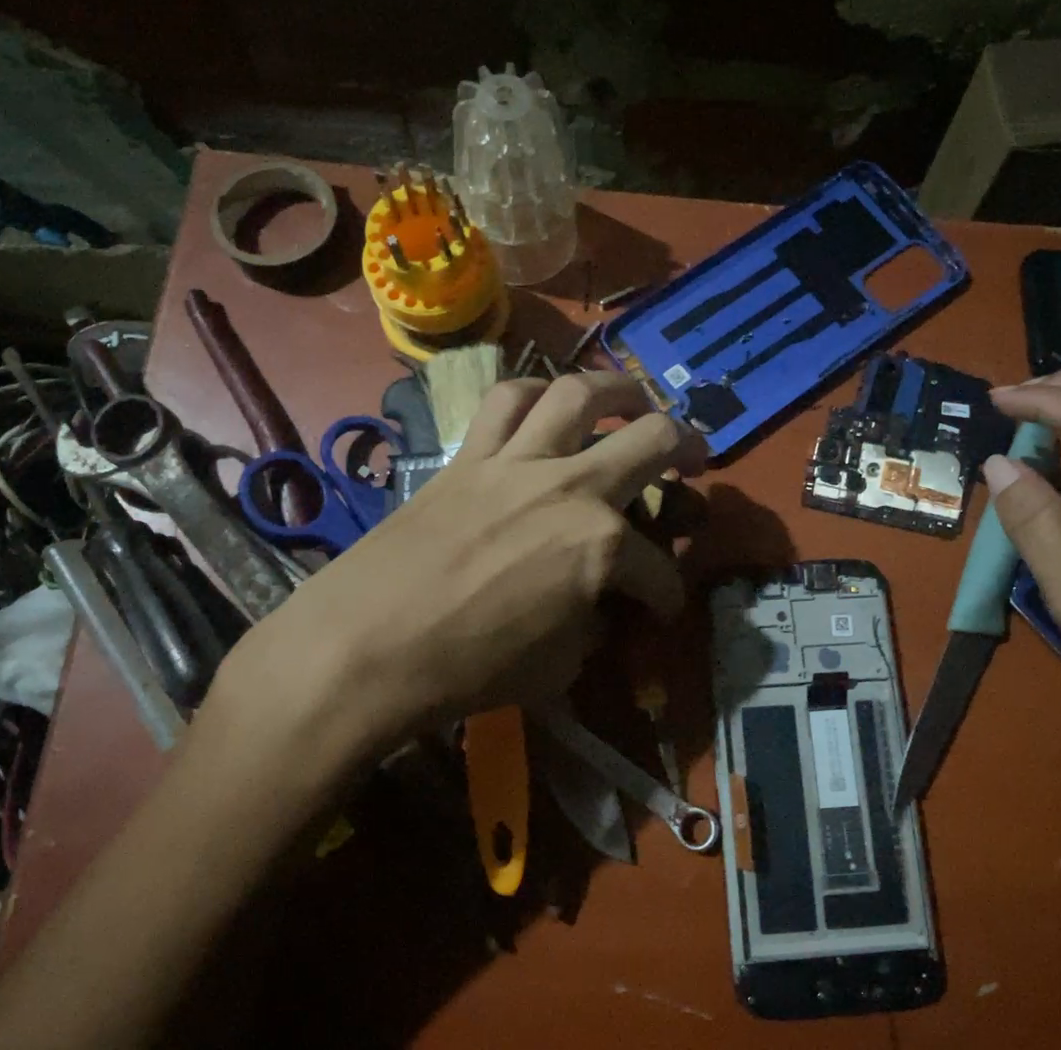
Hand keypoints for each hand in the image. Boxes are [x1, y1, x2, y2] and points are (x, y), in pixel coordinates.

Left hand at [206, 371, 707, 758]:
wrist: (365, 648)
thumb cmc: (468, 671)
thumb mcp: (558, 666)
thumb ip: (591, 623)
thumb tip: (596, 604)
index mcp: (602, 549)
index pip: (659, 571)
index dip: (669, 594)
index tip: (662, 609)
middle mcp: (570, 487)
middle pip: (652, 440)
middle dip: (689, 446)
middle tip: (695, 455)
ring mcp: (516, 462)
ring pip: (579, 393)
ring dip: (619, 388)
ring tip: (633, 397)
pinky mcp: (467, 456)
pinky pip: (505, 401)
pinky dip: (534, 392)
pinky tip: (545, 401)